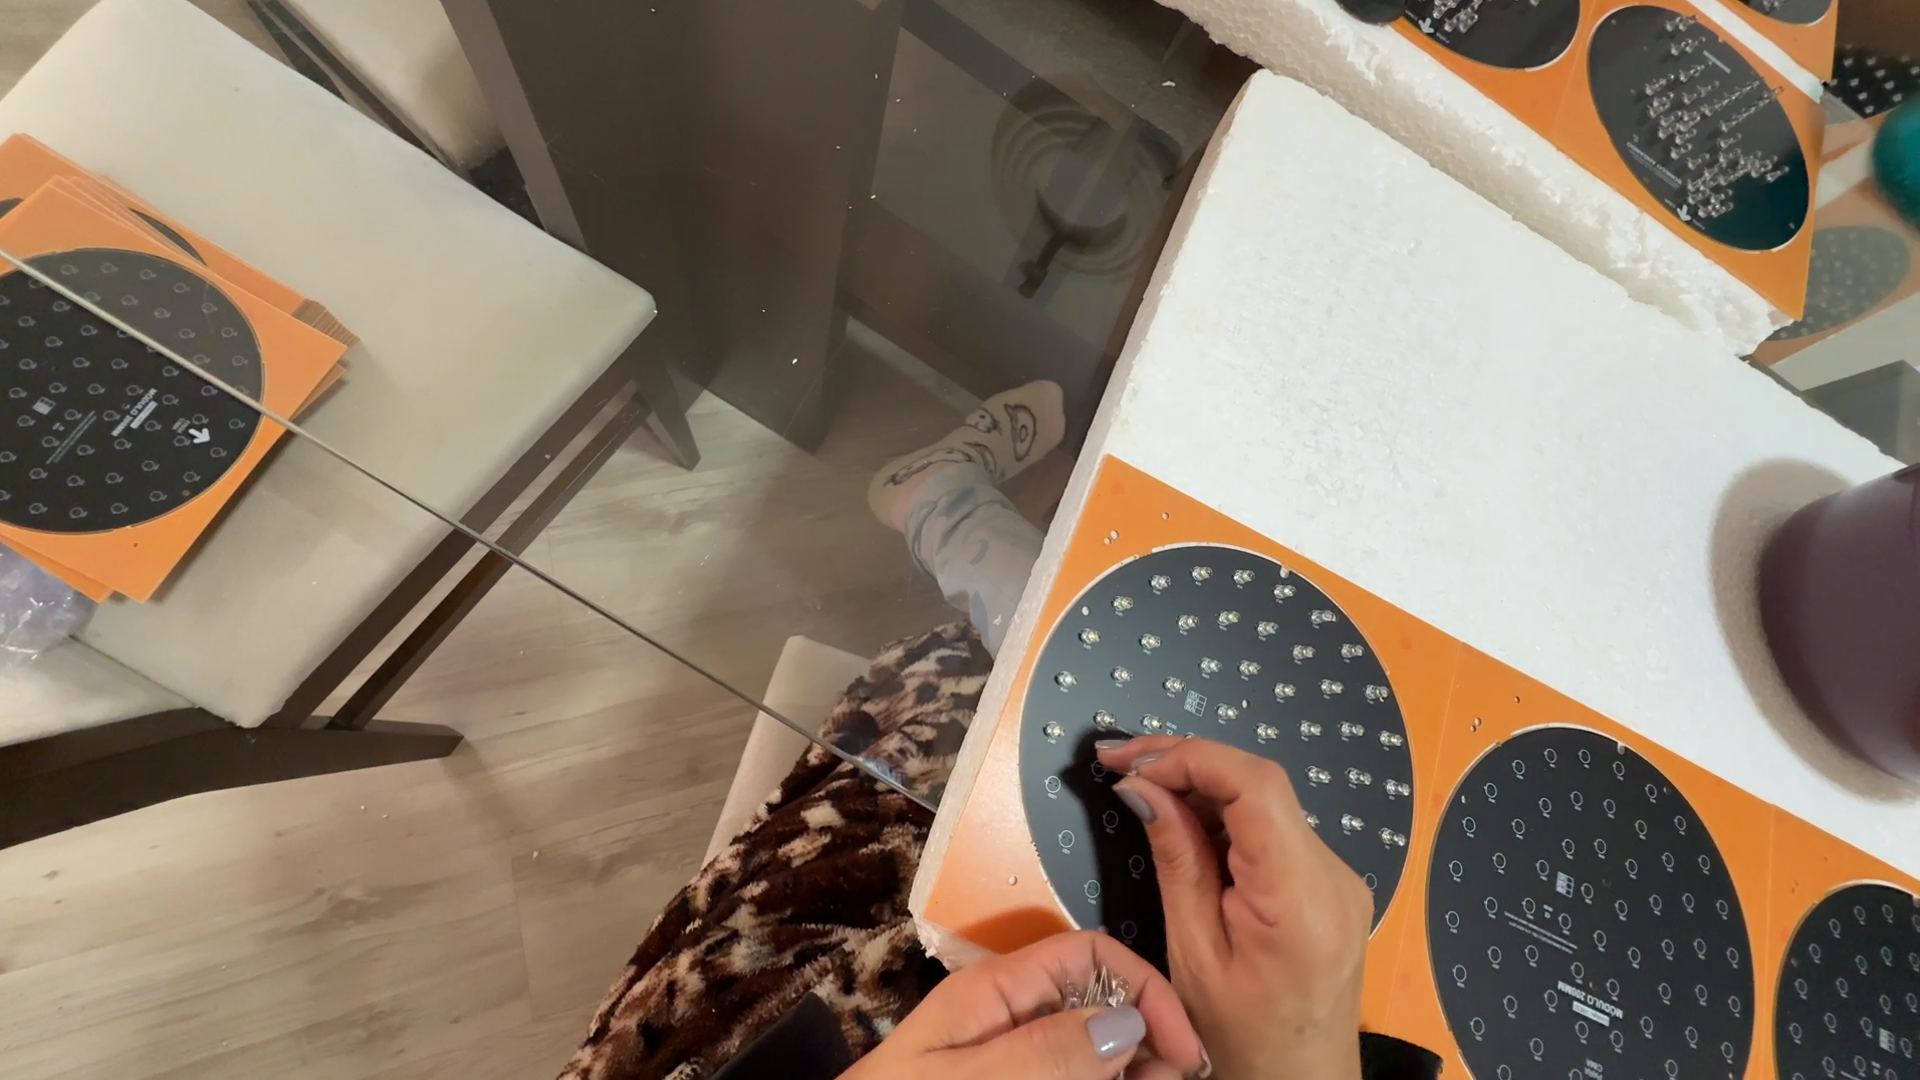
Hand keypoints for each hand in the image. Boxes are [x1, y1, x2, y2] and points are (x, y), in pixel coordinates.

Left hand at [844, 929, 1205, 1079]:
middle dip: (1144, 1040)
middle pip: (1097, 1003)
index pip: (1088, 954)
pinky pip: (1063, 1071)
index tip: (1184, 1056)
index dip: (1144, 989)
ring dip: (1125, 1071)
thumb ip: (1044, 1052)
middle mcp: (1008, 1012)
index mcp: (997, 989)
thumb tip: (1126, 1020)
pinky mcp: (1006, 1076)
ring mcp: (1008, 1053)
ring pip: (1087, 1048)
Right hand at [1096, 736, 1373, 1079]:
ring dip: (1195, 781)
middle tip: (1117, 758)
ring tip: (1136, 780)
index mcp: (1302, 900)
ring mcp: (1334, 873)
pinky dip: (1216, 808)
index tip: (1131, 764)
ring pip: (1259, 795)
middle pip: (1257, 782)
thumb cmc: (1239, 1040)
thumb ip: (1174, 858)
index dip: (1190, 758)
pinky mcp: (1324, 877)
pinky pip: (1266, 822)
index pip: (1256, 786)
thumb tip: (1139, 785)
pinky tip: (1174, 812)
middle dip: (1183, 760)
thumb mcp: (1191, 951)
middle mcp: (1332, 873)